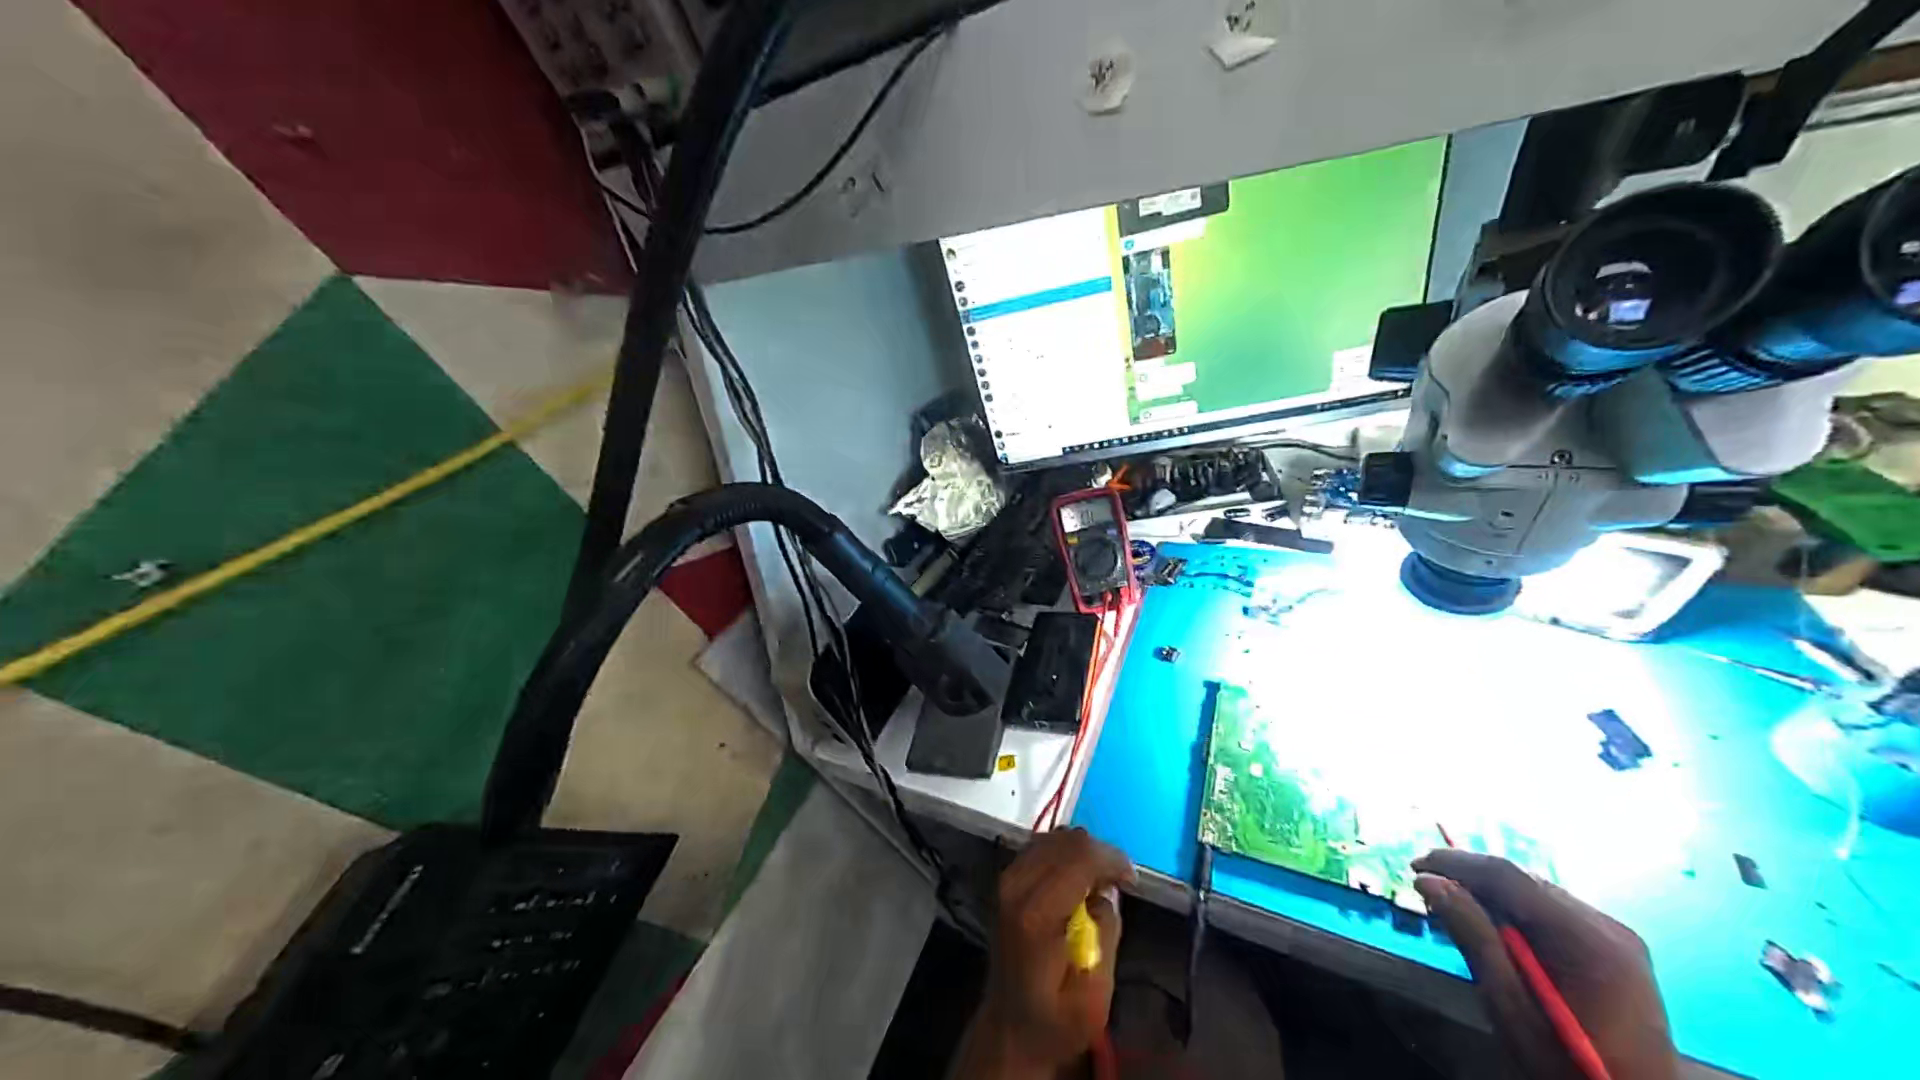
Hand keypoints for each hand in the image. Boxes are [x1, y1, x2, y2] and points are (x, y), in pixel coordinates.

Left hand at [953, 828, 1135, 1078]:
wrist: (1010, 1028)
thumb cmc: (1055, 1020)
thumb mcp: (1095, 996)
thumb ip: (1105, 936)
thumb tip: (1108, 892)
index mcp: (1036, 913)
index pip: (1079, 857)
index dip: (1112, 859)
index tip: (1132, 880)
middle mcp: (1016, 885)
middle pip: (1067, 841)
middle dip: (1100, 854)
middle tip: (1119, 882)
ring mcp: (1007, 879)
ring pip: (1054, 838)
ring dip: (1083, 852)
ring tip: (1101, 882)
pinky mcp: (1007, 880)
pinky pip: (1042, 847)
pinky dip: (1066, 854)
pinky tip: (1078, 880)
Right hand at [1414, 850, 1678, 1079]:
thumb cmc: (1567, 1065)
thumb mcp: (1509, 1005)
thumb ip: (1472, 936)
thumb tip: (1428, 881)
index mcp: (1587, 941)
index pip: (1509, 877)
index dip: (1456, 864)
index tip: (1414, 866)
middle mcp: (1609, 929)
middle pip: (1524, 882)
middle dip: (1471, 878)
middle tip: (1427, 885)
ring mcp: (1619, 940)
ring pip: (1537, 894)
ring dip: (1492, 894)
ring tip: (1454, 904)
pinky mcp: (1618, 953)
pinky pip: (1554, 913)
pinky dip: (1516, 911)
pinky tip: (1494, 925)